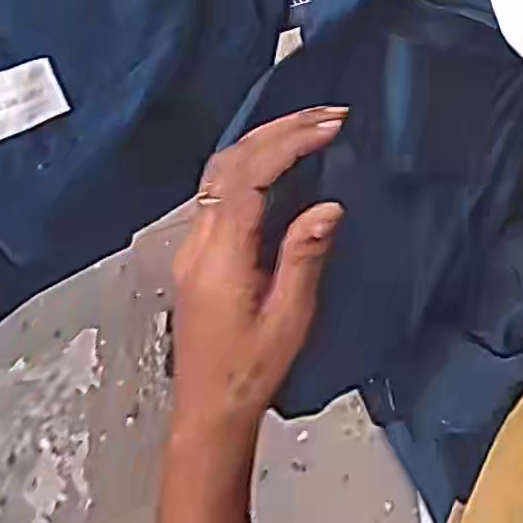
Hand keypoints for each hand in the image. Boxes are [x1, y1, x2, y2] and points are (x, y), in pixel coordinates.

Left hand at [169, 106, 347, 427]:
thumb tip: (327, 207)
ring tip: (311, 123)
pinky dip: (256, 157)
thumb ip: (305, 257)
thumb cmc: (249, 370)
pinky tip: (283, 154)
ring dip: (267, 138)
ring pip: (222, 169)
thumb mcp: (289, 318)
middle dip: (281, 129)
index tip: (328, 128)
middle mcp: (199, 243)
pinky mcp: (202, 247)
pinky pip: (223, 185)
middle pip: (230, 163)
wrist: (209, 409)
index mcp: (219, 258)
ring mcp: (195, 243)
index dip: (289, 144)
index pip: (248, 179)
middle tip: (327, 113)